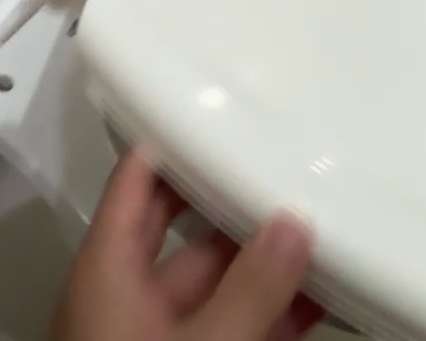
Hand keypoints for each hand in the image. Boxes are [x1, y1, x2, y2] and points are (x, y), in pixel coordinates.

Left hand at [53, 150, 321, 340]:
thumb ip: (252, 288)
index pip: (137, 177)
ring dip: (262, 265)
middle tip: (284, 168)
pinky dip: (267, 314)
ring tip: (316, 229)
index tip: (218, 107)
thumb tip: (294, 221)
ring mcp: (154, 334)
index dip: (172, 138)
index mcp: (108, 265)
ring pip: (213, 284)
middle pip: (182, 228)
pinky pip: (228, 327)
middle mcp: (126, 291)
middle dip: (232, 205)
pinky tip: (315, 300)